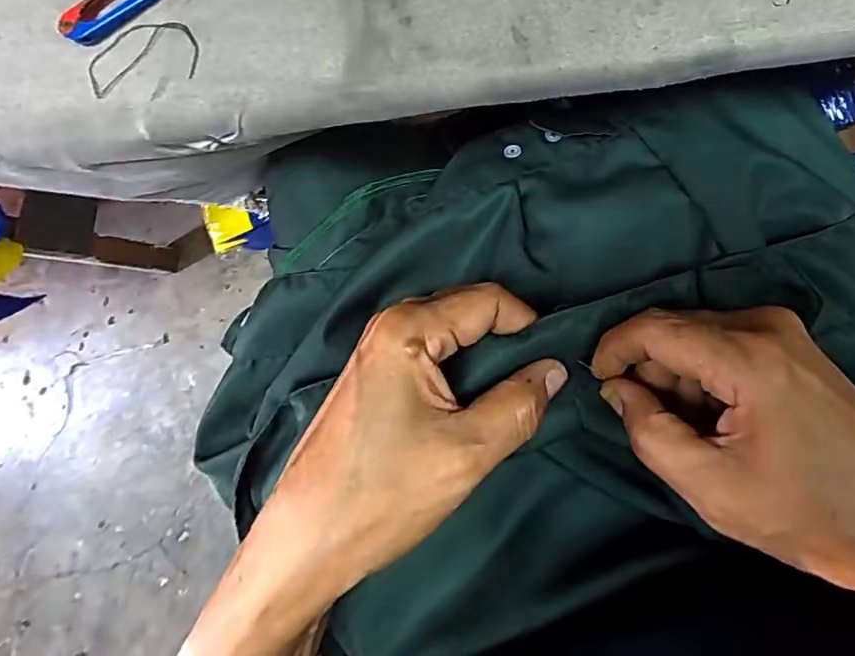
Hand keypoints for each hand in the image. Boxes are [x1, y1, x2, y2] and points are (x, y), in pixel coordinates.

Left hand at [186, 283, 564, 655]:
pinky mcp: (373, 375)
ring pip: (453, 330)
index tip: (546, 364)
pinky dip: (462, 366)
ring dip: (485, 354)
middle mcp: (388, 325)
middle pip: (470, 308)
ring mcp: (376, 349)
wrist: (299, 554)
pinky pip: (433, 350)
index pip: (490, 300)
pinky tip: (470, 402)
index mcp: (407, 329)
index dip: (527, 326)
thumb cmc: (381, 496)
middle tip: (530, 378)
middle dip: (508, 337)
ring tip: (504, 392)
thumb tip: (555, 370)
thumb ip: (521, 404)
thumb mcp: (468, 453)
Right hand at [593, 307, 854, 655]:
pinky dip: (711, 374)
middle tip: (643, 424)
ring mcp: (788, 330)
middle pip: (682, 328)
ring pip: (706, 336)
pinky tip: (719, 420)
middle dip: (650, 368)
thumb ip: (654, 433)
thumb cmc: (810, 514)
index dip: (615, 347)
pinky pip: (734, 344)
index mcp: (747, 353)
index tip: (593, 381)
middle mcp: (767, 323)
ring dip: (681, 375)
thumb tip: (619, 389)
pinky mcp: (799, 345)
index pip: (658, 326)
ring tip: (689, 433)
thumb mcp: (716, 488)